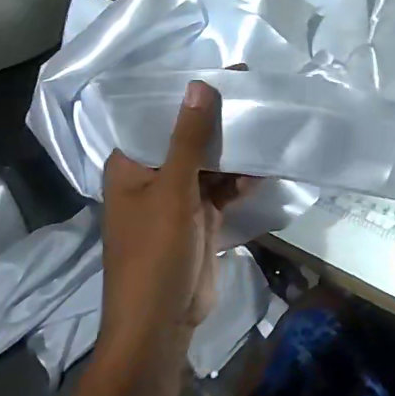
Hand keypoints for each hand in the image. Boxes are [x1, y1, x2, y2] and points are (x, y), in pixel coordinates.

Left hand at [99, 80, 255, 357]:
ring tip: (264, 123)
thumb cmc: (154, 253)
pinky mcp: (199, 219)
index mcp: (129, 164)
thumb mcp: (173, 191)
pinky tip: (262, 169)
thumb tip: (200, 85)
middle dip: (217, 121)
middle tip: (253, 91)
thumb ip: (189, 139)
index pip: (156, 117)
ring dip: (233, 151)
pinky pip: (221, 190)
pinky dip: (239, 181)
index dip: (187, 95)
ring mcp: (176, 199)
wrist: (160, 324)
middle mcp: (150, 176)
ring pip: (208, 164)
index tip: (222, 71)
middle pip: (186, 138)